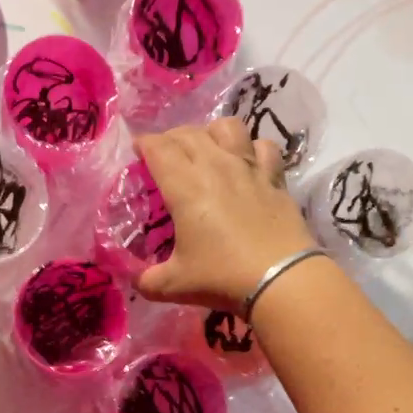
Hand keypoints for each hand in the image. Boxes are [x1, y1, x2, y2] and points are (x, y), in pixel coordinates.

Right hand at [136, 118, 317, 311]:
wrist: (280, 279)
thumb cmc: (221, 277)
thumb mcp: (172, 285)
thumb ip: (146, 279)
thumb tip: (133, 278)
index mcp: (185, 186)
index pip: (158, 148)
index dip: (143, 144)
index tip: (137, 150)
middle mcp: (215, 166)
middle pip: (188, 134)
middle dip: (170, 138)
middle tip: (163, 154)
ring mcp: (248, 168)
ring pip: (227, 127)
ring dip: (210, 132)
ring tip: (205, 147)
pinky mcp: (275, 178)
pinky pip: (263, 146)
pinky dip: (251, 148)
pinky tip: (246, 161)